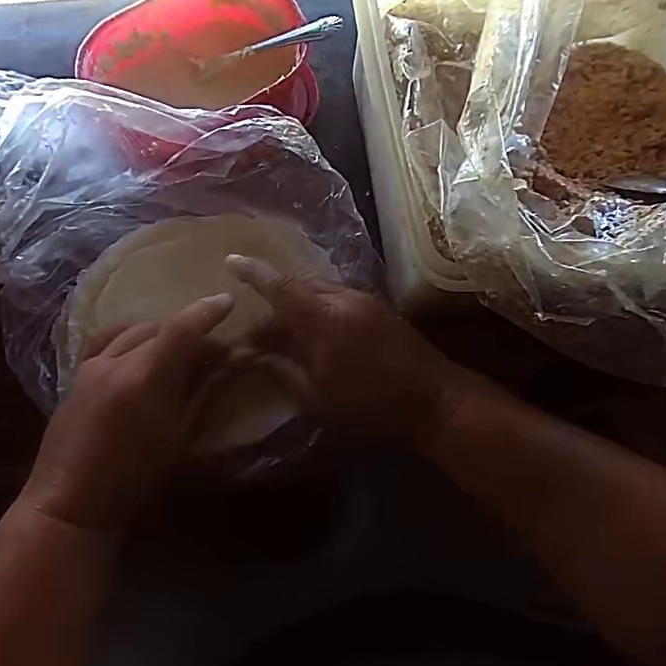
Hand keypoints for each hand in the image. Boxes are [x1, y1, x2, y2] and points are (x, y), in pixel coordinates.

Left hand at [24, 293, 236, 530]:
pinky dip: (126, 337)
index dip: (206, 313)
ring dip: (157, 332)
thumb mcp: (176, 439)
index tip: (227, 302)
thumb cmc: (131, 479)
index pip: (180, 330)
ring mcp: (91, 366)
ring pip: (130, 332)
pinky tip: (136, 347)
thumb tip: (222, 367)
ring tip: (176, 348)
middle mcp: (115, 361)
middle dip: (186, 331)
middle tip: (210, 350)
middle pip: (157, 329)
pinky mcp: (76, 376)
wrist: (71, 500)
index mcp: (144, 377)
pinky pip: (104, 341)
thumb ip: (199, 396)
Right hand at [226, 254, 465, 441]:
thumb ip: (284, 369)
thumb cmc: (371, 404)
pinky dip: (315, 308)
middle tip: (256, 332)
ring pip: (316, 290)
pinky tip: (312, 332)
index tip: (231, 260)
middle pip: (297, 287)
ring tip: (282, 334)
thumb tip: (257, 355)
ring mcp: (363, 300)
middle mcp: (342, 299)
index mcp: (323, 320)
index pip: (280, 287)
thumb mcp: (317, 396)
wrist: (434, 399)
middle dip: (272, 302)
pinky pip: (334, 297)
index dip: (254, 273)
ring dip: (295, 306)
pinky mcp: (376, 307)